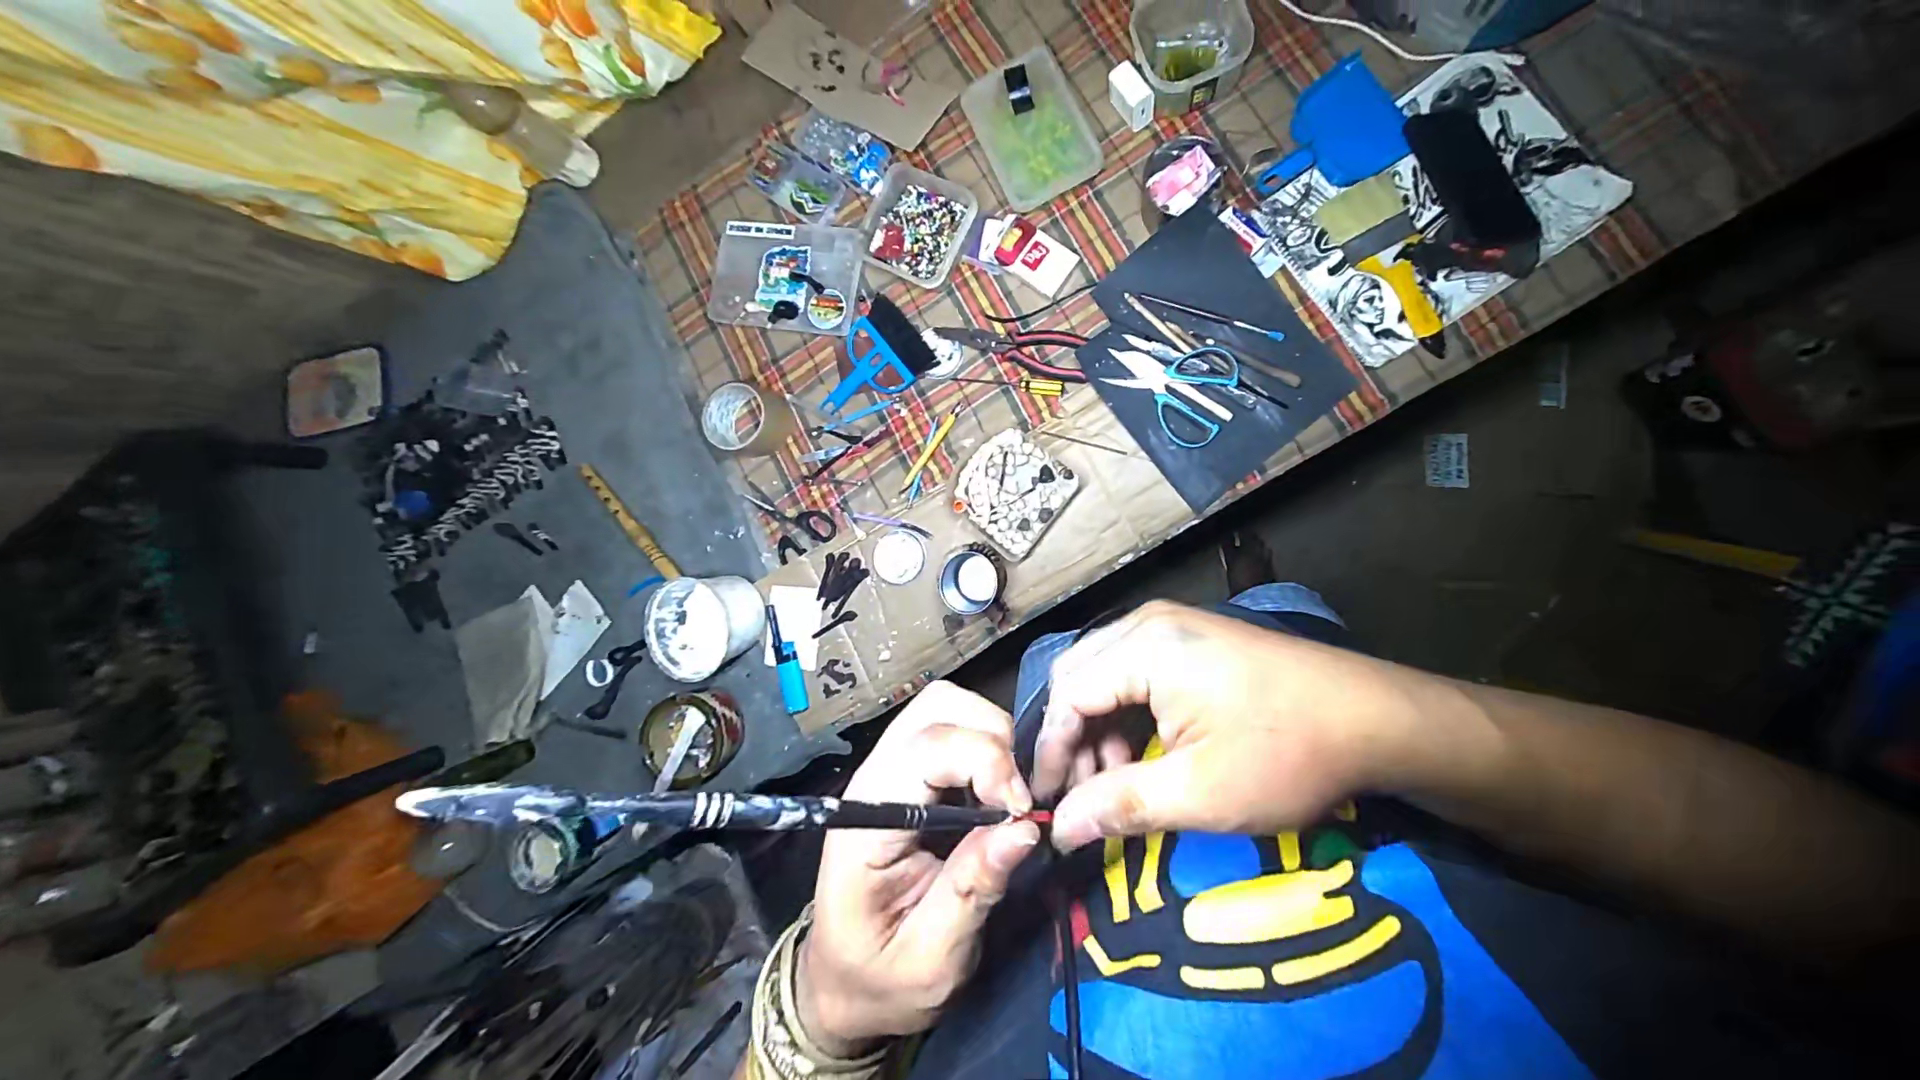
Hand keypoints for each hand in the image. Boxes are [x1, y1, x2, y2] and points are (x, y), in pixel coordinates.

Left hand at [797, 681, 1040, 1054]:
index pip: (927, 748)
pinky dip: (988, 746)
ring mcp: (892, 769)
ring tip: (1008, 797)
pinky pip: (953, 730)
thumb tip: (1024, 829)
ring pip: (947, 707)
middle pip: (938, 706)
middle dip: (993, 737)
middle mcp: (876, 778)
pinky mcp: (911, 774)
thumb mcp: (930, 961)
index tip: (1021, 812)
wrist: (841, 981)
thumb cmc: (877, 978)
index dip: (986, 763)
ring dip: (992, 738)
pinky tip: (997, 794)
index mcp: (869, 818)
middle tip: (1016, 798)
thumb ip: (972, 891)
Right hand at [1035, 601, 1442, 850]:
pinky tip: (1143, 753)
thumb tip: (1058, 831)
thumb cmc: (1288, 753)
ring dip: (1098, 727)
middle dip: (1071, 738)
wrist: (1380, 719)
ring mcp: (1171, 626)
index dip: (1050, 754)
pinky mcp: (1190, 639)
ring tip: (1116, 780)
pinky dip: (1125, 714)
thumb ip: (1118, 806)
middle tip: (1082, 794)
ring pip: (1102, 674)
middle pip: (1077, 677)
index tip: (1049, 806)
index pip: (1066, 696)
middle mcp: (1147, 623)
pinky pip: (1132, 671)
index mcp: (1144, 647)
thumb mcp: (1199, 792)